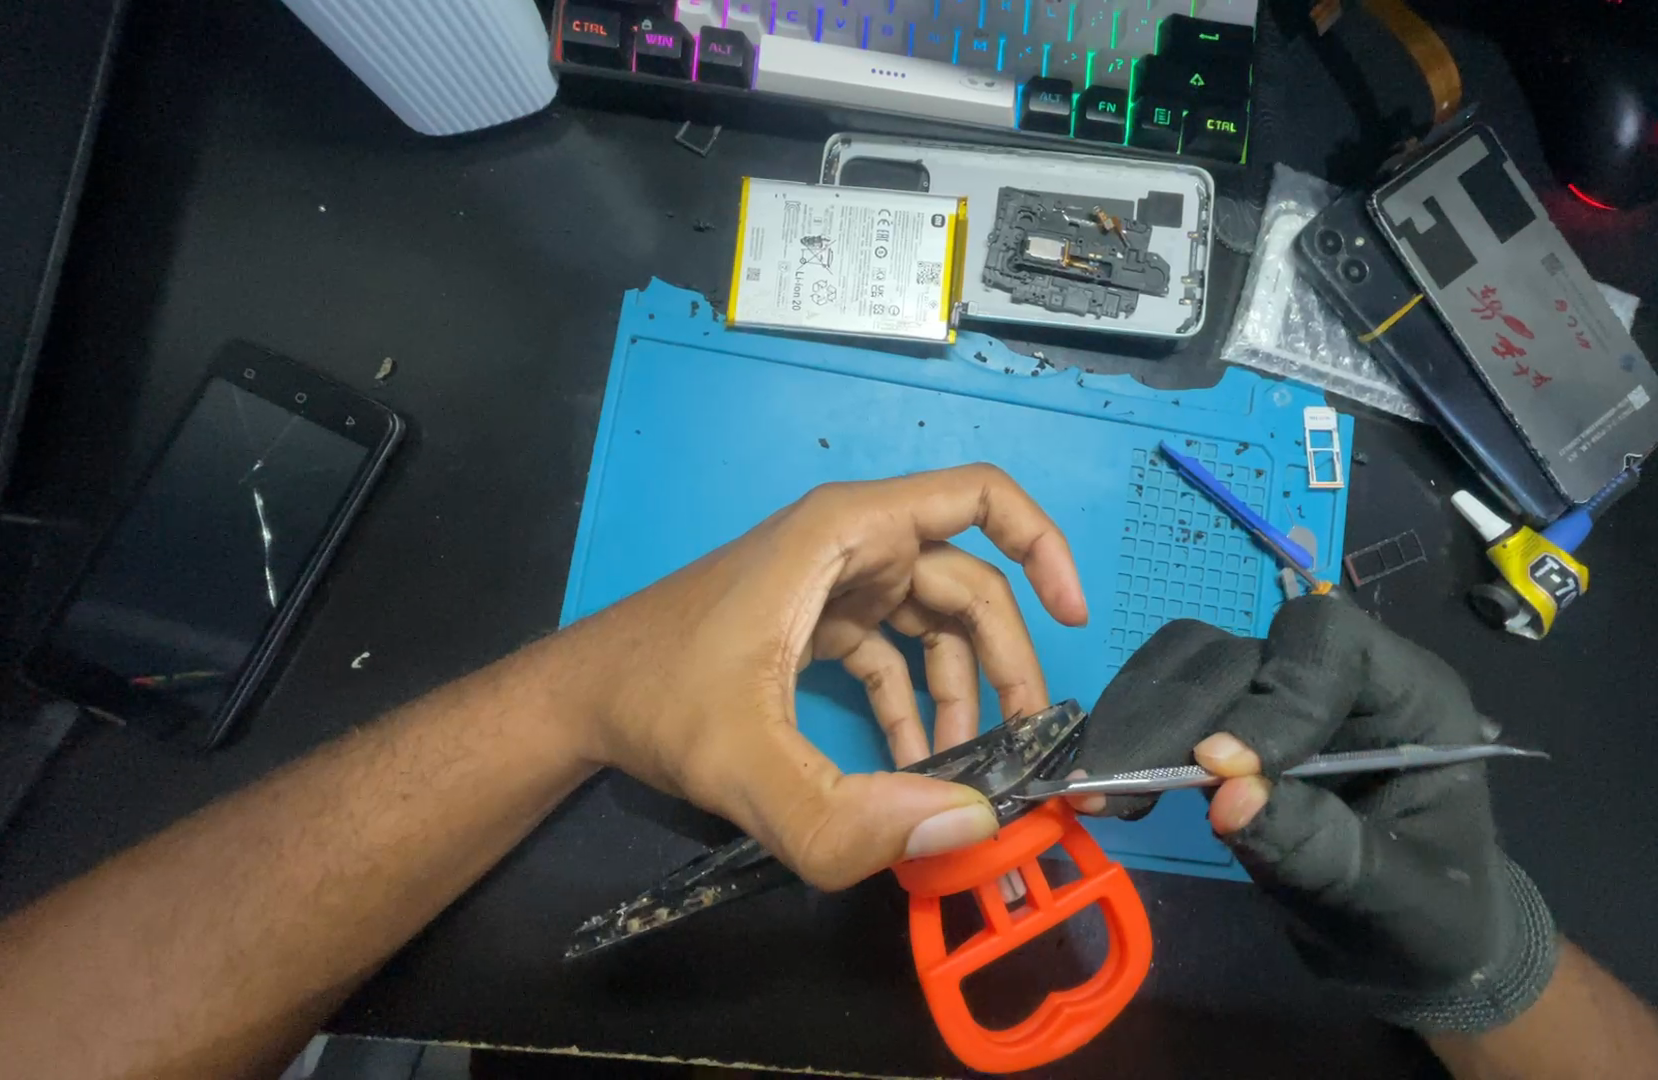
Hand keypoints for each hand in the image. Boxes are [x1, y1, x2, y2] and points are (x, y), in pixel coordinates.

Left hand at [552, 465, 1087, 890]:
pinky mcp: (827, 622)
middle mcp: (855, 544)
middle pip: (972, 586)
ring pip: (940, 626)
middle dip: (1005, 666)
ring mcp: (842, 583)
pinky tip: (914, 764)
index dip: (1042, 543)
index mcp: (848, 533)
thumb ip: (846, 813)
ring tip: (962, 772)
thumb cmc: (658, 699)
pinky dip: (918, 706)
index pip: (978, 497)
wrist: (584, 700)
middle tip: (1021, 749)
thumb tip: (967, 825)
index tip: (1073, 615)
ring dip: (962, 697)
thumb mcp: (746, 765)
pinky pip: (900, 656)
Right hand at [1070, 597, 1557, 1032]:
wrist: (1401, 934)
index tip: (1217, 767)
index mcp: (1403, 693)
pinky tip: (1108, 773)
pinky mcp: (1223, 715)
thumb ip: (1320, 845)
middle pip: (1234, 650)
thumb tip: (1225, 797)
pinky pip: (1164, 691)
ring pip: (1185, 660)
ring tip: (1099, 783)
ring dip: (1135, 717)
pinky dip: (1127, 727)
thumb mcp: (1397, 899)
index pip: (1327, 642)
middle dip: (1173, 717)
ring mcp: (1268, 689)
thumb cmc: (1427, 916)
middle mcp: (1328, 673)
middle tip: (1112, 781)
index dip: (1270, 692)